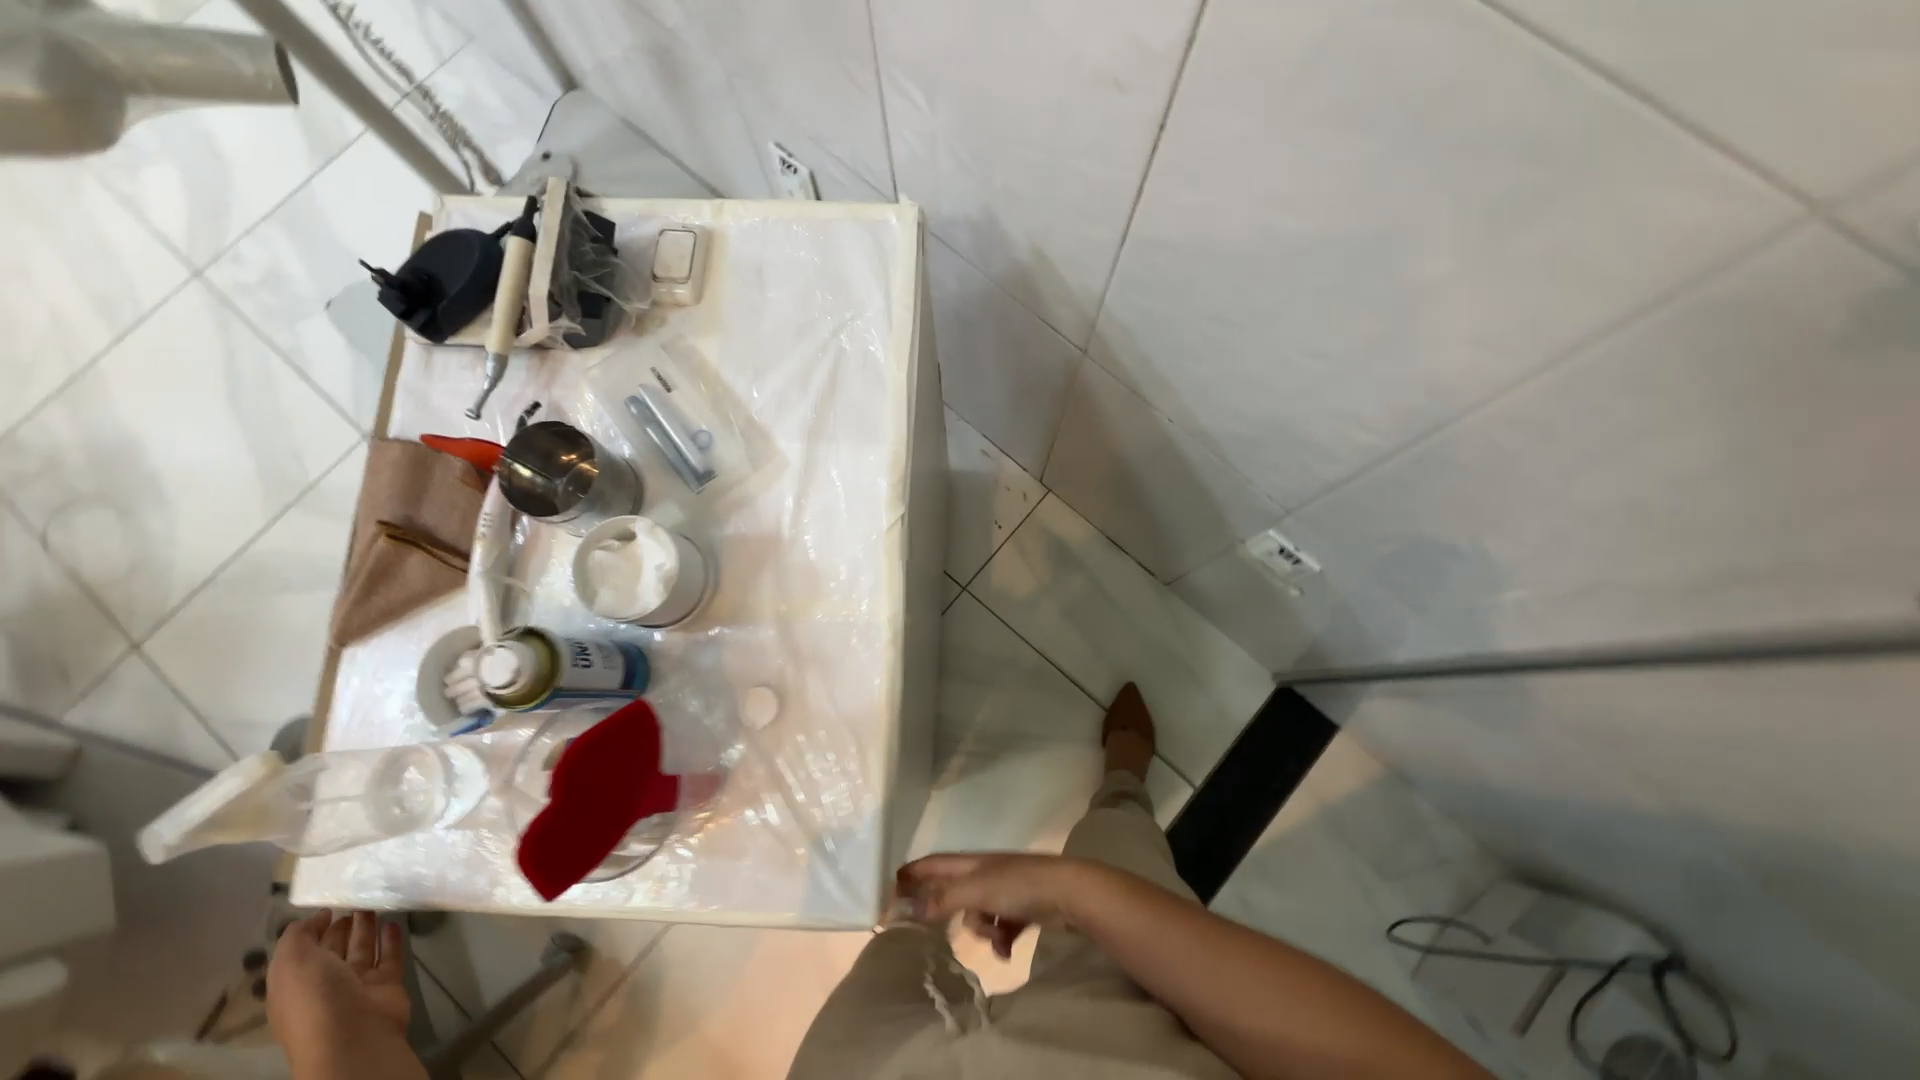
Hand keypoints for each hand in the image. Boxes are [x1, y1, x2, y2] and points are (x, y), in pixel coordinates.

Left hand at [268, 911, 410, 1061]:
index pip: (302, 951)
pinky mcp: (386, 986)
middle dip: (341, 927)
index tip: (330, 905)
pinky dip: (391, 940)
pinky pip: (389, 958)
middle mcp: (323, 985)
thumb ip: (298, 936)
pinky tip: (394, 923)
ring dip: (366, 929)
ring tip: (375, 904)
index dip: (313, 929)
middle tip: (356, 899)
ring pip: (361, 951)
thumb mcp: (291, 962)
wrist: (353, 1035)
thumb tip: (319, 917)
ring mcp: (356, 986)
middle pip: (333, 950)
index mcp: (295, 984)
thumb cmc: (314, 998)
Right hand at [897, 853, 1096, 958]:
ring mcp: (1002, 891)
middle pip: (951, 893)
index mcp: (969, 863)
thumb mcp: (977, 890)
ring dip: (981, 930)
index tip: (889, 899)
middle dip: (946, 913)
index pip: (929, 865)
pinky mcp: (1020, 910)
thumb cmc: (1020, 885)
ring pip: (976, 915)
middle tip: (932, 932)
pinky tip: (1007, 949)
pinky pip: (998, 928)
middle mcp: (983, 874)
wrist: (1069, 893)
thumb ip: (943, 899)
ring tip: (995, 937)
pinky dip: (1000, 939)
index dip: (909, 877)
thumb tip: (910, 909)